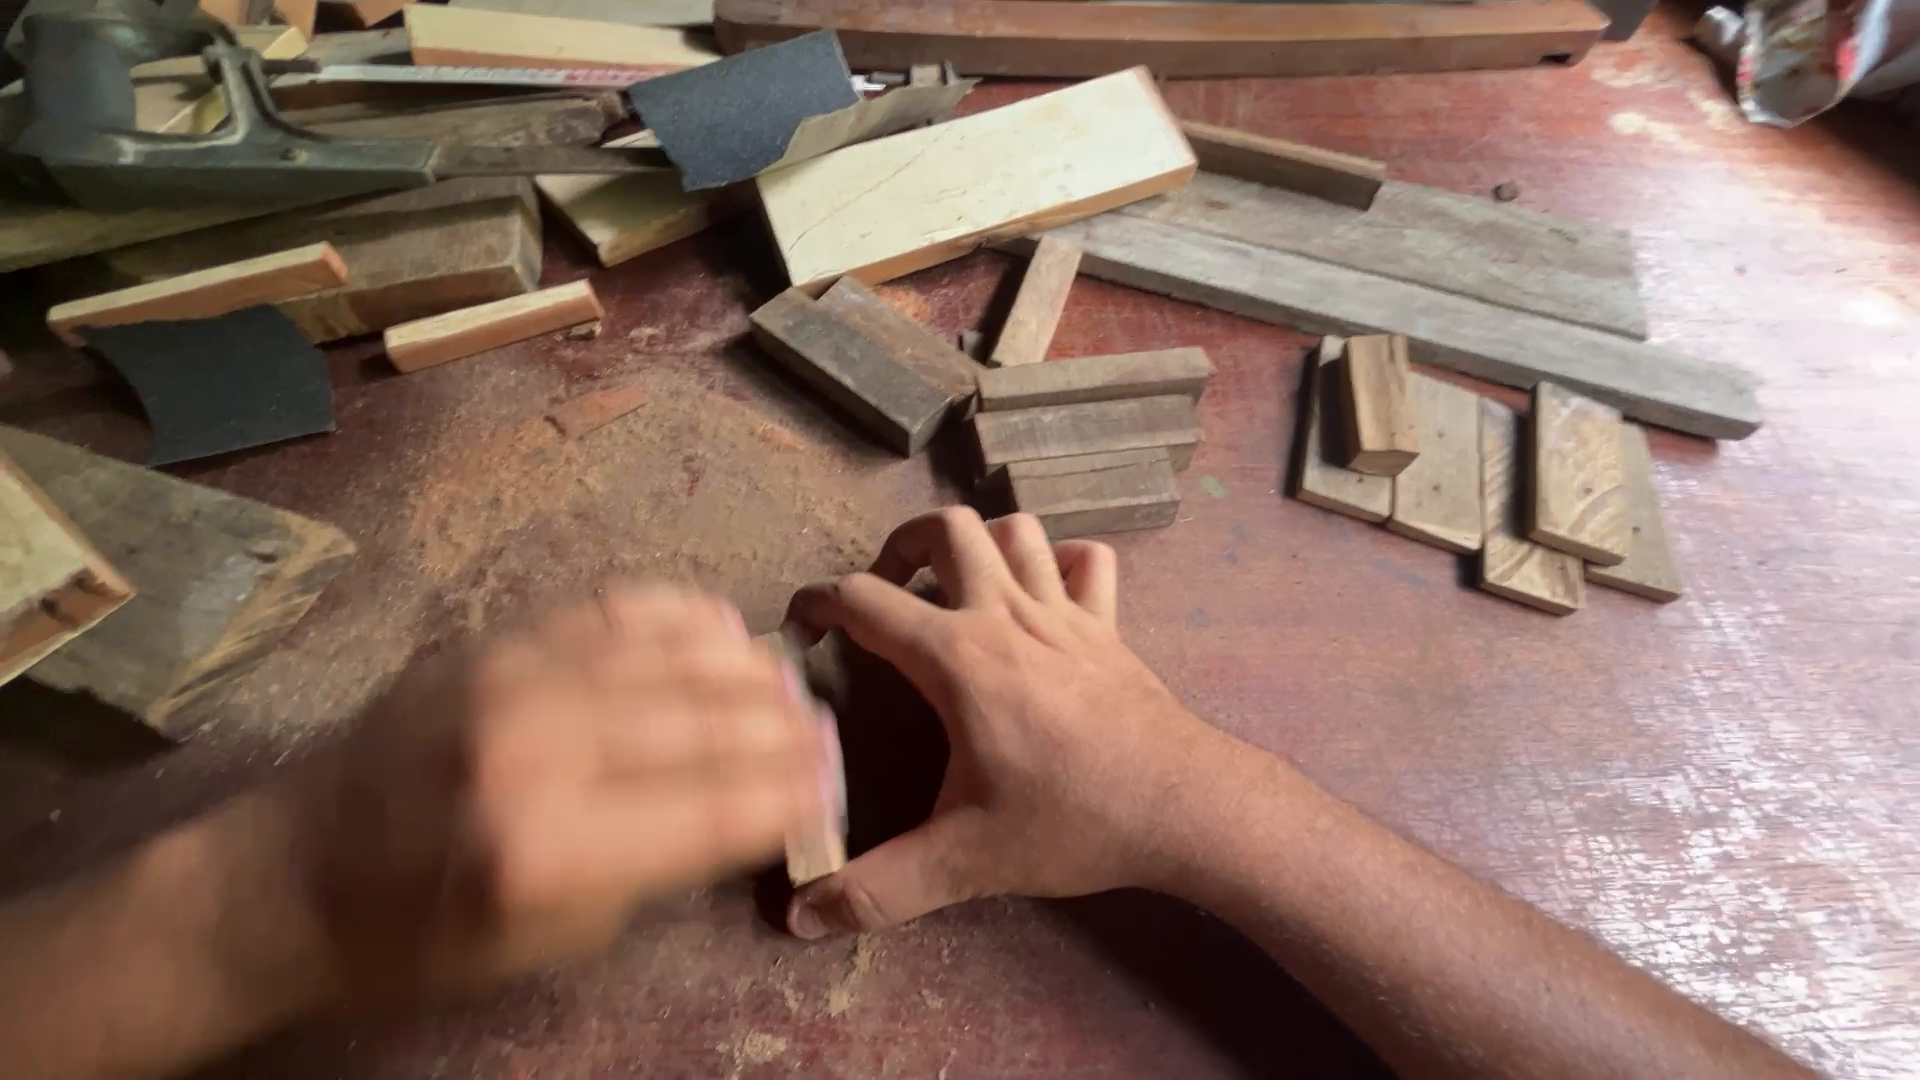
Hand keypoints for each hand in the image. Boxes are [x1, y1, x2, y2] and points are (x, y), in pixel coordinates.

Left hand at [279, 585, 827, 1002]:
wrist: (289, 875)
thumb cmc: (427, 933)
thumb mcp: (556, 938)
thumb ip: (661, 863)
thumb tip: (751, 804)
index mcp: (551, 850)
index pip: (714, 811)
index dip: (785, 797)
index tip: (827, 787)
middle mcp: (540, 751)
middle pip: (705, 725)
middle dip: (783, 730)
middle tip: (825, 733)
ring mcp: (517, 681)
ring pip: (674, 656)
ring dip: (749, 669)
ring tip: (792, 682)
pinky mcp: (499, 642)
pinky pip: (616, 610)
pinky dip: (682, 613)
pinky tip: (724, 625)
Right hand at [780, 508, 1233, 938]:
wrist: (1182, 807)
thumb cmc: (1071, 819)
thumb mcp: (963, 861)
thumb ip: (875, 890)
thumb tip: (798, 919)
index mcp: (958, 658)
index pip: (866, 600)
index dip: (819, 601)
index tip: (803, 623)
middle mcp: (1006, 615)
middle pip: (946, 528)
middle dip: (902, 544)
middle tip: (891, 594)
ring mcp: (1064, 612)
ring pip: (1016, 530)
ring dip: (979, 543)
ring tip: (959, 584)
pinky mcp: (1107, 624)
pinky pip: (1088, 561)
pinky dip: (1061, 562)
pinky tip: (1045, 594)